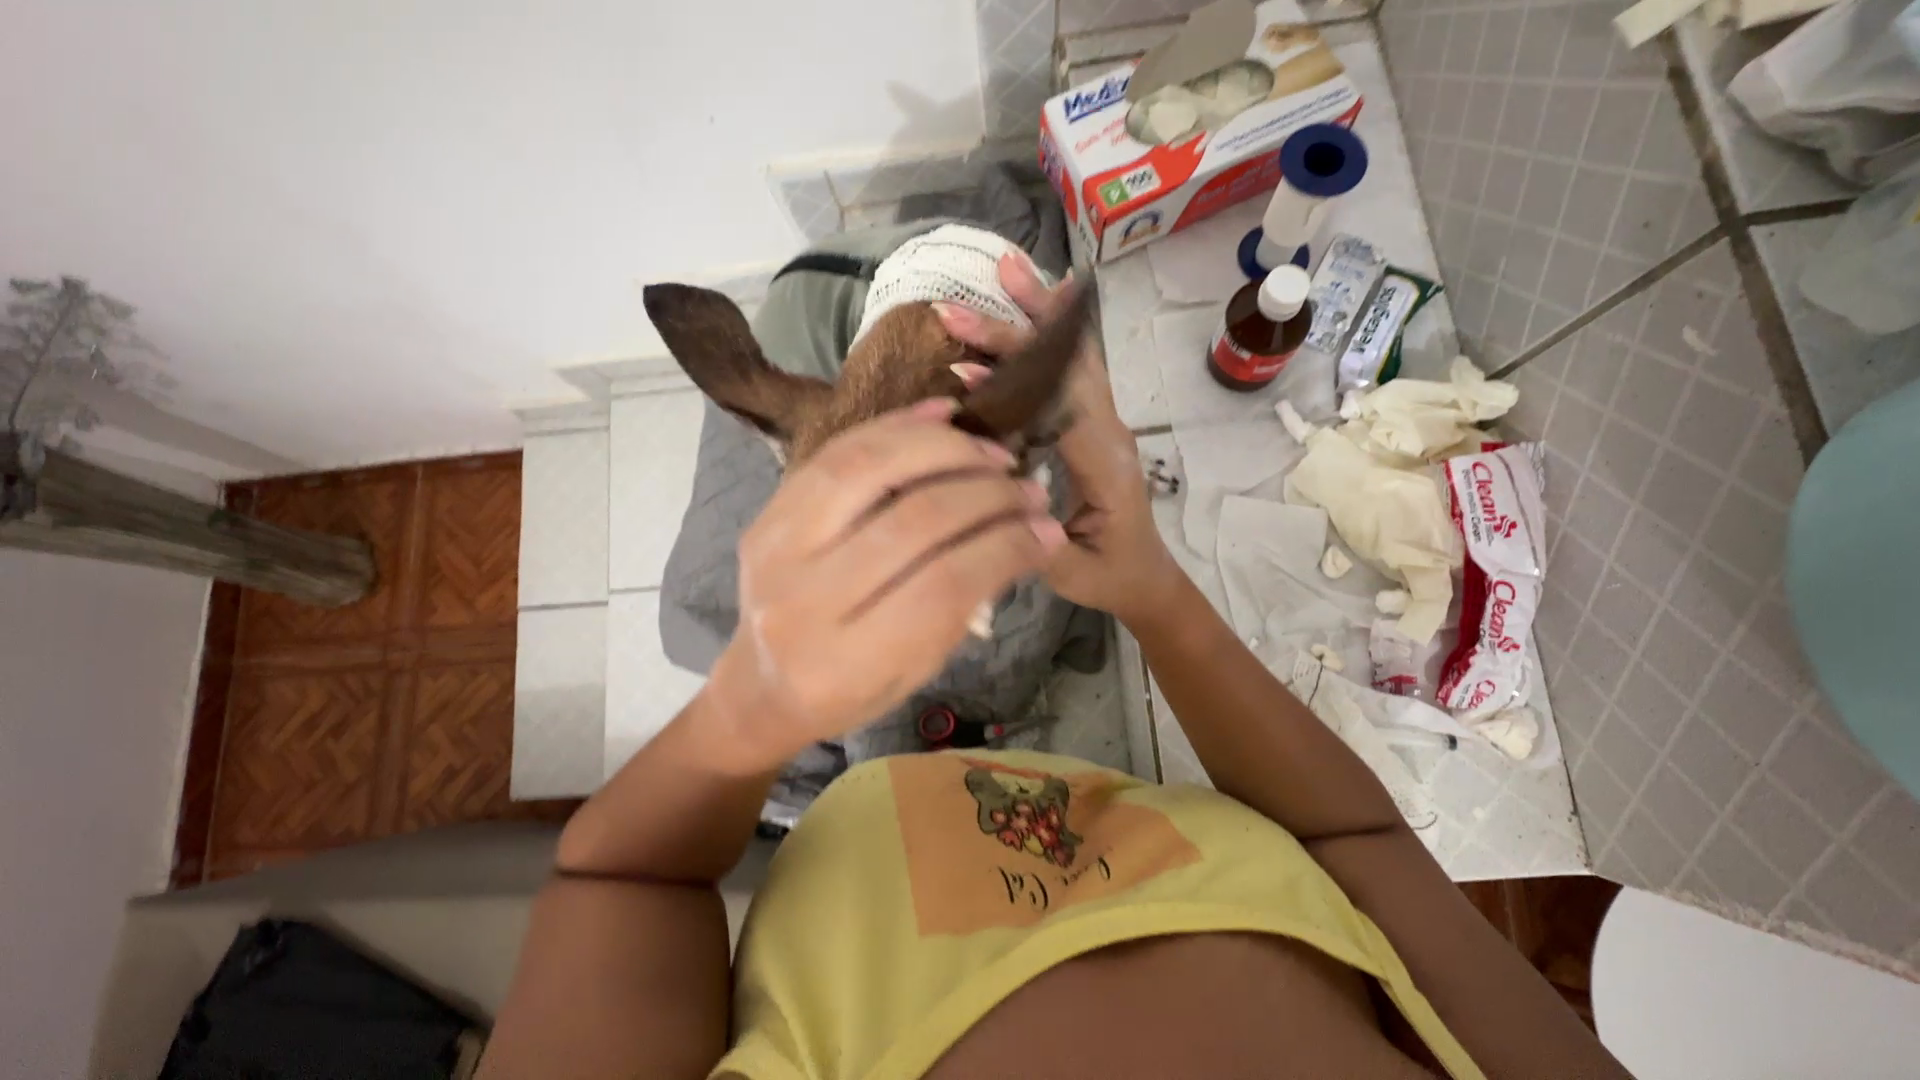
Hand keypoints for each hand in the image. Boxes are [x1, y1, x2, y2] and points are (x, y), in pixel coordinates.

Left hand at [701, 400, 1066, 771]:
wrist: (762, 686)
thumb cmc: (850, 692)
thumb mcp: (917, 670)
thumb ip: (967, 604)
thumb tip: (1034, 532)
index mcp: (845, 662)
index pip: (944, 585)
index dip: (1006, 546)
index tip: (1047, 528)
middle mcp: (803, 600)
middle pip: (912, 521)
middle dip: (986, 495)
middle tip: (1028, 487)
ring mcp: (775, 548)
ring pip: (869, 468)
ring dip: (944, 448)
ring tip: (992, 451)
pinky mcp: (767, 513)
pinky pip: (837, 451)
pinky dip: (897, 426)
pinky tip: (945, 417)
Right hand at [936, 254, 1183, 623]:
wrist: (1147, 576)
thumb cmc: (1110, 574)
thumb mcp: (1071, 571)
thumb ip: (1034, 537)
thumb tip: (989, 491)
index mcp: (1103, 462)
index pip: (1060, 402)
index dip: (1015, 376)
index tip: (967, 360)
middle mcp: (1107, 430)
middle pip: (1068, 362)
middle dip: (1020, 326)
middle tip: (965, 298)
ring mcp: (1102, 421)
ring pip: (1074, 355)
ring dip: (1038, 313)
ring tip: (1007, 269)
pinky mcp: (1090, 423)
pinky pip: (1071, 370)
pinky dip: (1049, 333)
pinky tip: (1033, 303)